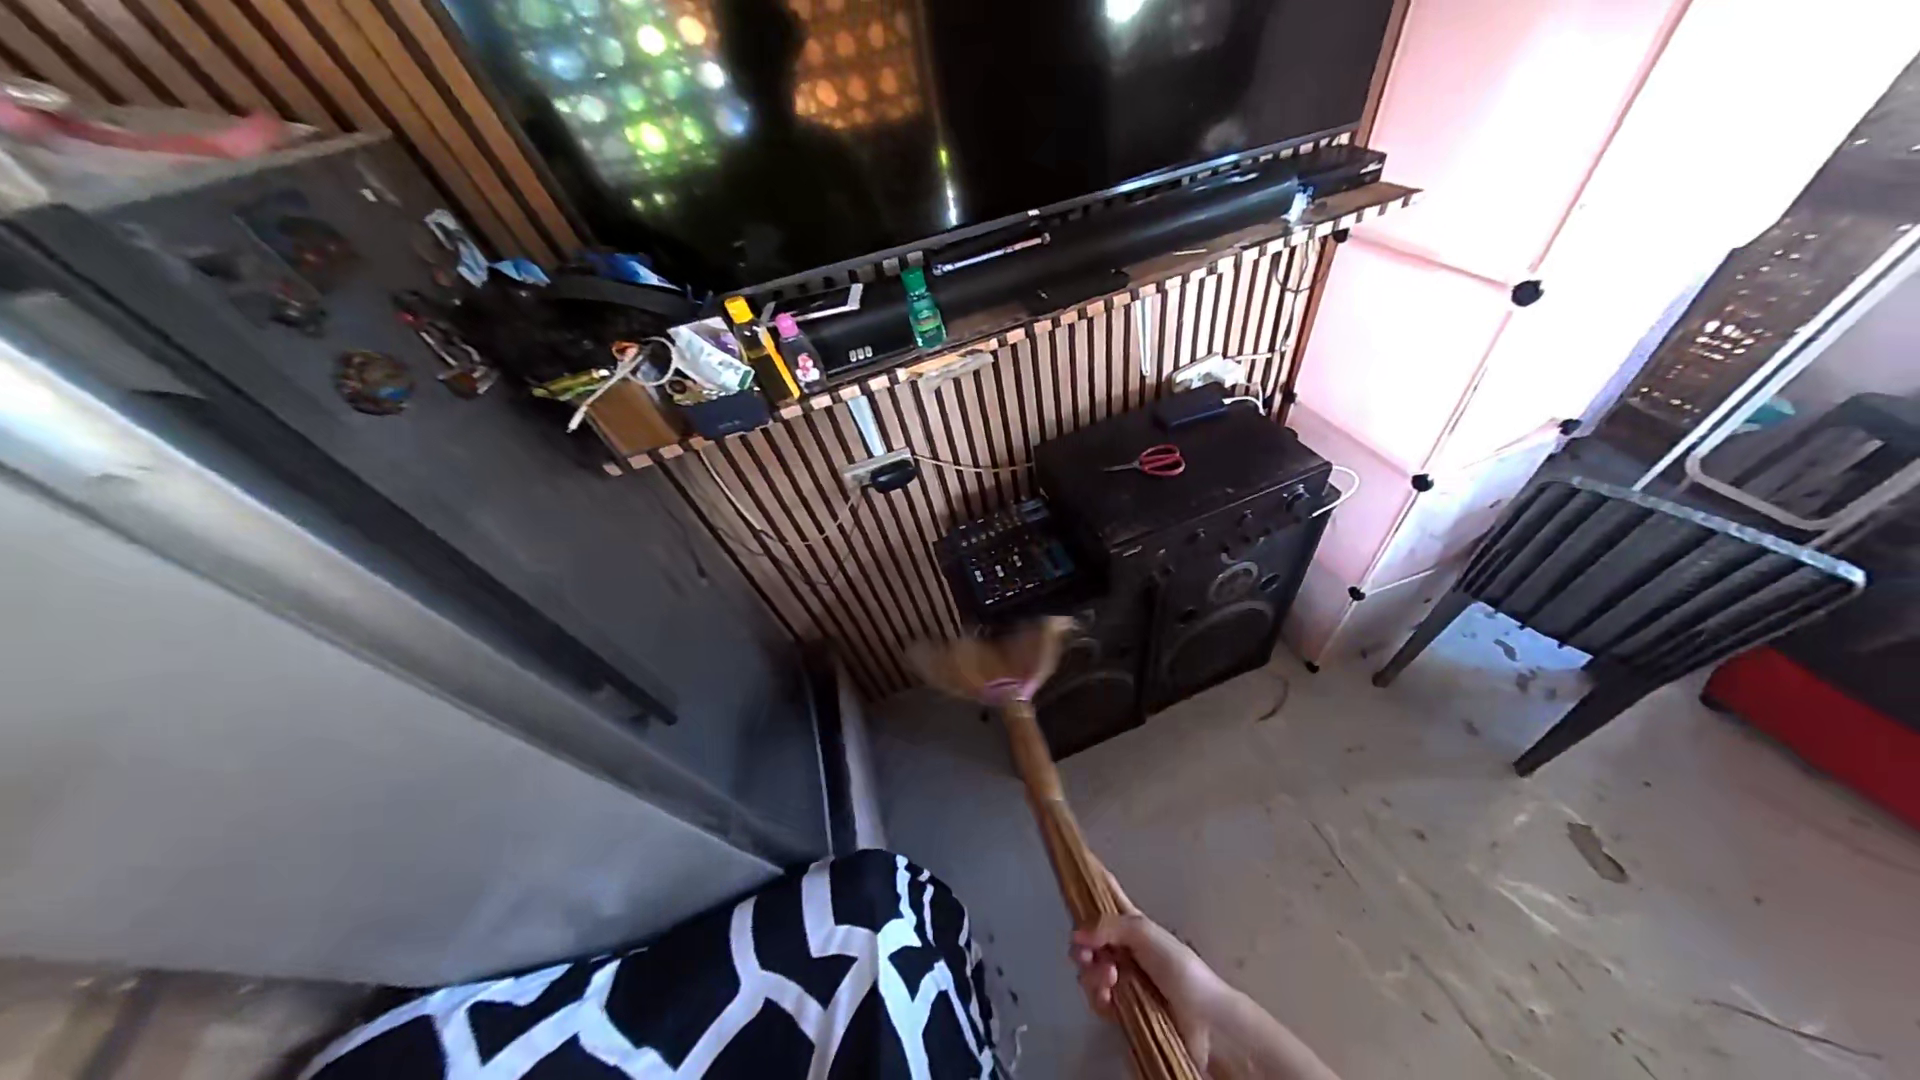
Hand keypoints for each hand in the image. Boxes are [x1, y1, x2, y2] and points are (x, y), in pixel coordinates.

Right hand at [1070, 869, 1230, 1068]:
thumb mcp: (1145, 934)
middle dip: (1082, 946)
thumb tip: (1076, 933)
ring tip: (1110, 980)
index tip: (1074, 869)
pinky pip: (1096, 1001)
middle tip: (1087, 956)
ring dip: (1093, 974)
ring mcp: (1121, 980)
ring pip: (1088, 970)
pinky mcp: (1121, 1010)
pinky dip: (1098, 998)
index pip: (1108, 896)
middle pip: (1088, 939)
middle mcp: (1122, 949)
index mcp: (1131, 925)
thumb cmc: (1179, 968)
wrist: (1205, 1020)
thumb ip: (1110, 926)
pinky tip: (1109, 999)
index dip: (1093, 883)